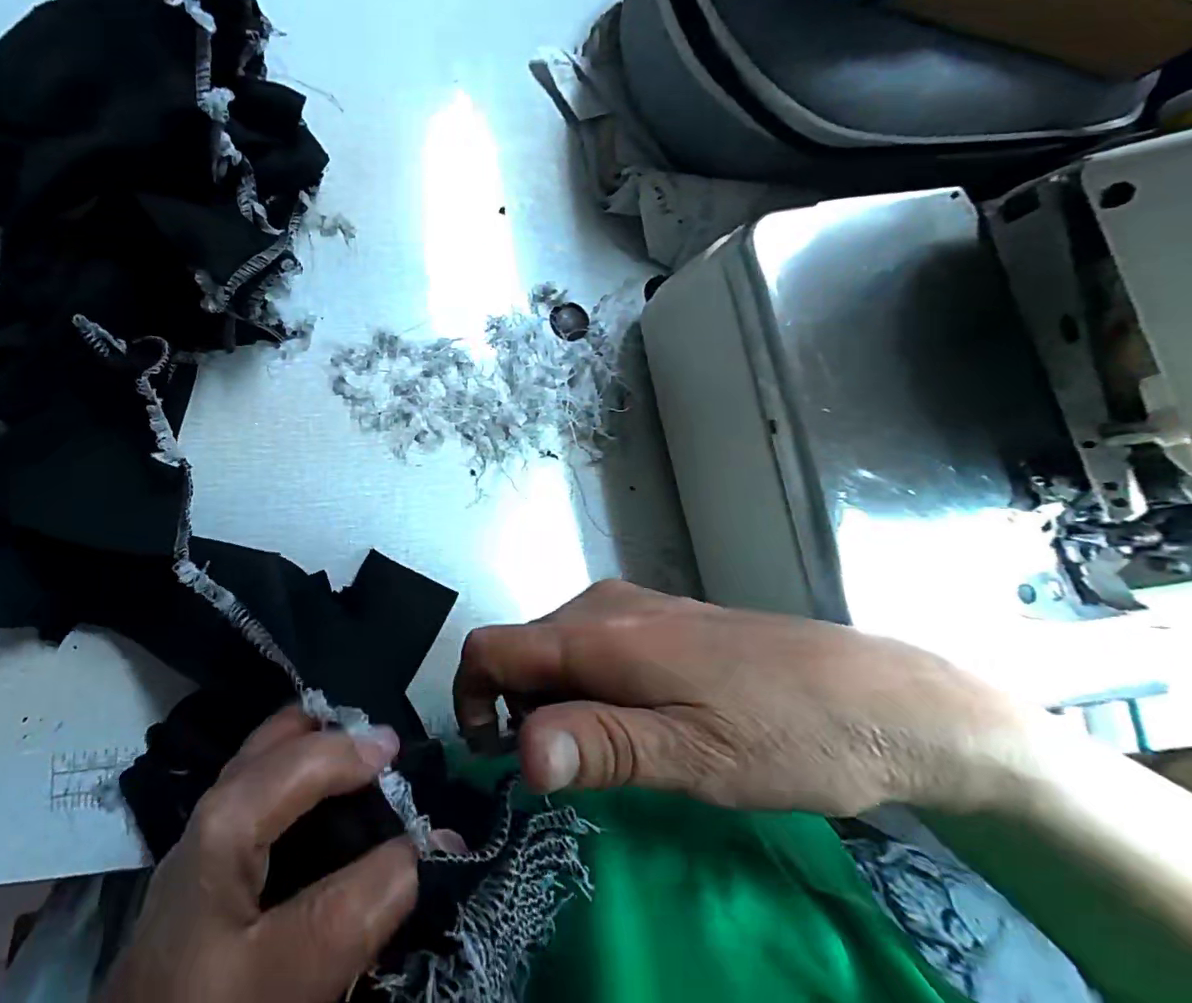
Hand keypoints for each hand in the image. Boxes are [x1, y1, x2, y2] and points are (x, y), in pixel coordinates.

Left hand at [100, 708, 418, 1002]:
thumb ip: (347, 915)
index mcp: (224, 823)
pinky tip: (315, 807)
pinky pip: (254, 798)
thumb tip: (409, 854)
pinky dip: (289, 781)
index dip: (351, 754)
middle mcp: (210, 814)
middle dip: (318, 728)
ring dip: (303, 750)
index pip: (299, 766)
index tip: (397, 749)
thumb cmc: (208, 1001)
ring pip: (256, 767)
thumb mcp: (282, 973)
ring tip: (351, 754)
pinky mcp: (207, 869)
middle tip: (371, 735)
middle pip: (266, 746)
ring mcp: (204, 840)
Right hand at [454, 580, 1033, 815]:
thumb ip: (601, 746)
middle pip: (517, 651)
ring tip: (621, 747)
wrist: (900, 701)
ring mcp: (631, 604)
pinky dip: (586, 683)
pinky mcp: (658, 615)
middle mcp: (599, 604)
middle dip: (521, 708)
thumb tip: (519, 754)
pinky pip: (588, 642)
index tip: (498, 757)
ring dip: (556, 698)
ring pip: (551, 647)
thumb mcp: (697, 758)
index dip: (470, 699)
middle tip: (579, 766)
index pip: (487, 650)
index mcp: (596, 634)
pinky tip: (647, 715)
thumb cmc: (794, 735)